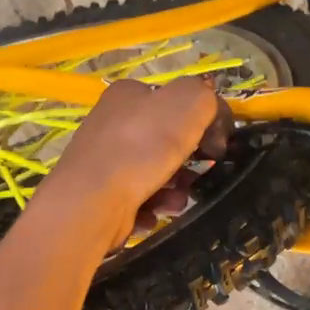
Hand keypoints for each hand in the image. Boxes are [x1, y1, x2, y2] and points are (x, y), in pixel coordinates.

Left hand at [35, 77, 232, 250]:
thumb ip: (208, 101)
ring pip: (152, 176)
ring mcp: (102, 163)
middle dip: (186, 163)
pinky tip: (153, 215)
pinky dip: (151, 209)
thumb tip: (213, 123)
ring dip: (173, 191)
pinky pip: (136, 202)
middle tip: (198, 177)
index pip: (170, 101)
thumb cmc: (142, 145)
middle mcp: (110, 126)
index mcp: (126, 95)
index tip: (214, 146)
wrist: (94, 199)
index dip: (198, 121)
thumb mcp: (190, 102)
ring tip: (176, 202)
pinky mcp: (100, 198)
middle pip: (162, 142)